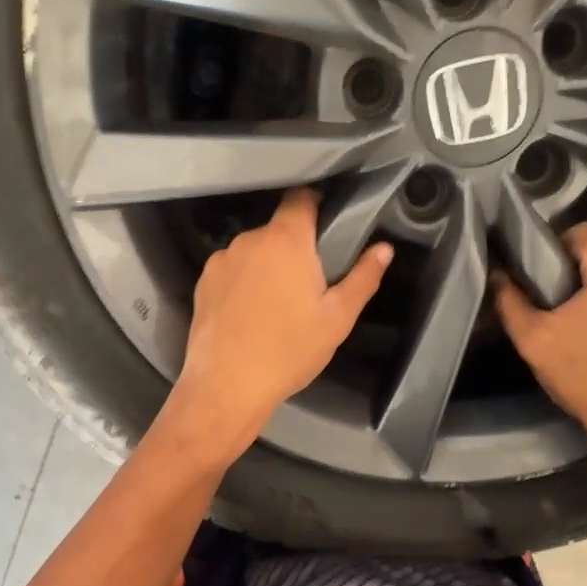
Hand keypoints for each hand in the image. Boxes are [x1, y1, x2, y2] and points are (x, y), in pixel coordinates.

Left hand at [167, 188, 391, 459]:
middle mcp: (249, 240)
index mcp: (286, 240)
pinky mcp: (203, 283)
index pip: (302, 198)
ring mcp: (221, 260)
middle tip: (311, 285)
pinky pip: (232, 272)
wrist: (226, 387)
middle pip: (279, 230)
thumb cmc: (288, 351)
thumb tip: (383, 249)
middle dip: (296, 249)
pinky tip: (251, 316)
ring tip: (279, 307)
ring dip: (268, 268)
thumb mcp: (337, 319)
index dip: (318, 206)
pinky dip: (244, 284)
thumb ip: (362, 278)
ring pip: (254, 252)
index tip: (330, 227)